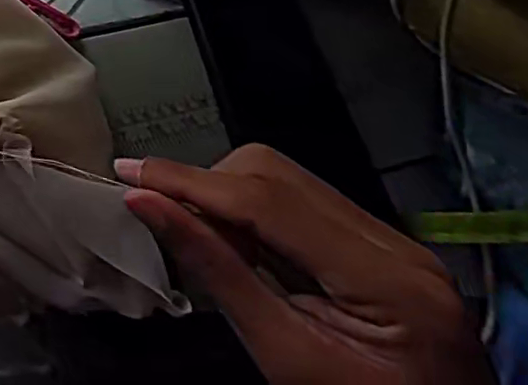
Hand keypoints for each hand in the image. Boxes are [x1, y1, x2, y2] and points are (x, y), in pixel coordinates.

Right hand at [119, 145, 493, 384]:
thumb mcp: (284, 356)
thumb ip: (215, 270)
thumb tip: (143, 201)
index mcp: (390, 281)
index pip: (266, 201)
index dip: (189, 181)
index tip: (129, 171)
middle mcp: (399, 245)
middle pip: (273, 173)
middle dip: (210, 187)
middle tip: (171, 219)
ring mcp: (395, 243)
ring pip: (282, 177)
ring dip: (228, 196)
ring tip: (211, 241)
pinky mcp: (380, 246)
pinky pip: (298, 200)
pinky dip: (254, 212)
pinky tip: (244, 246)